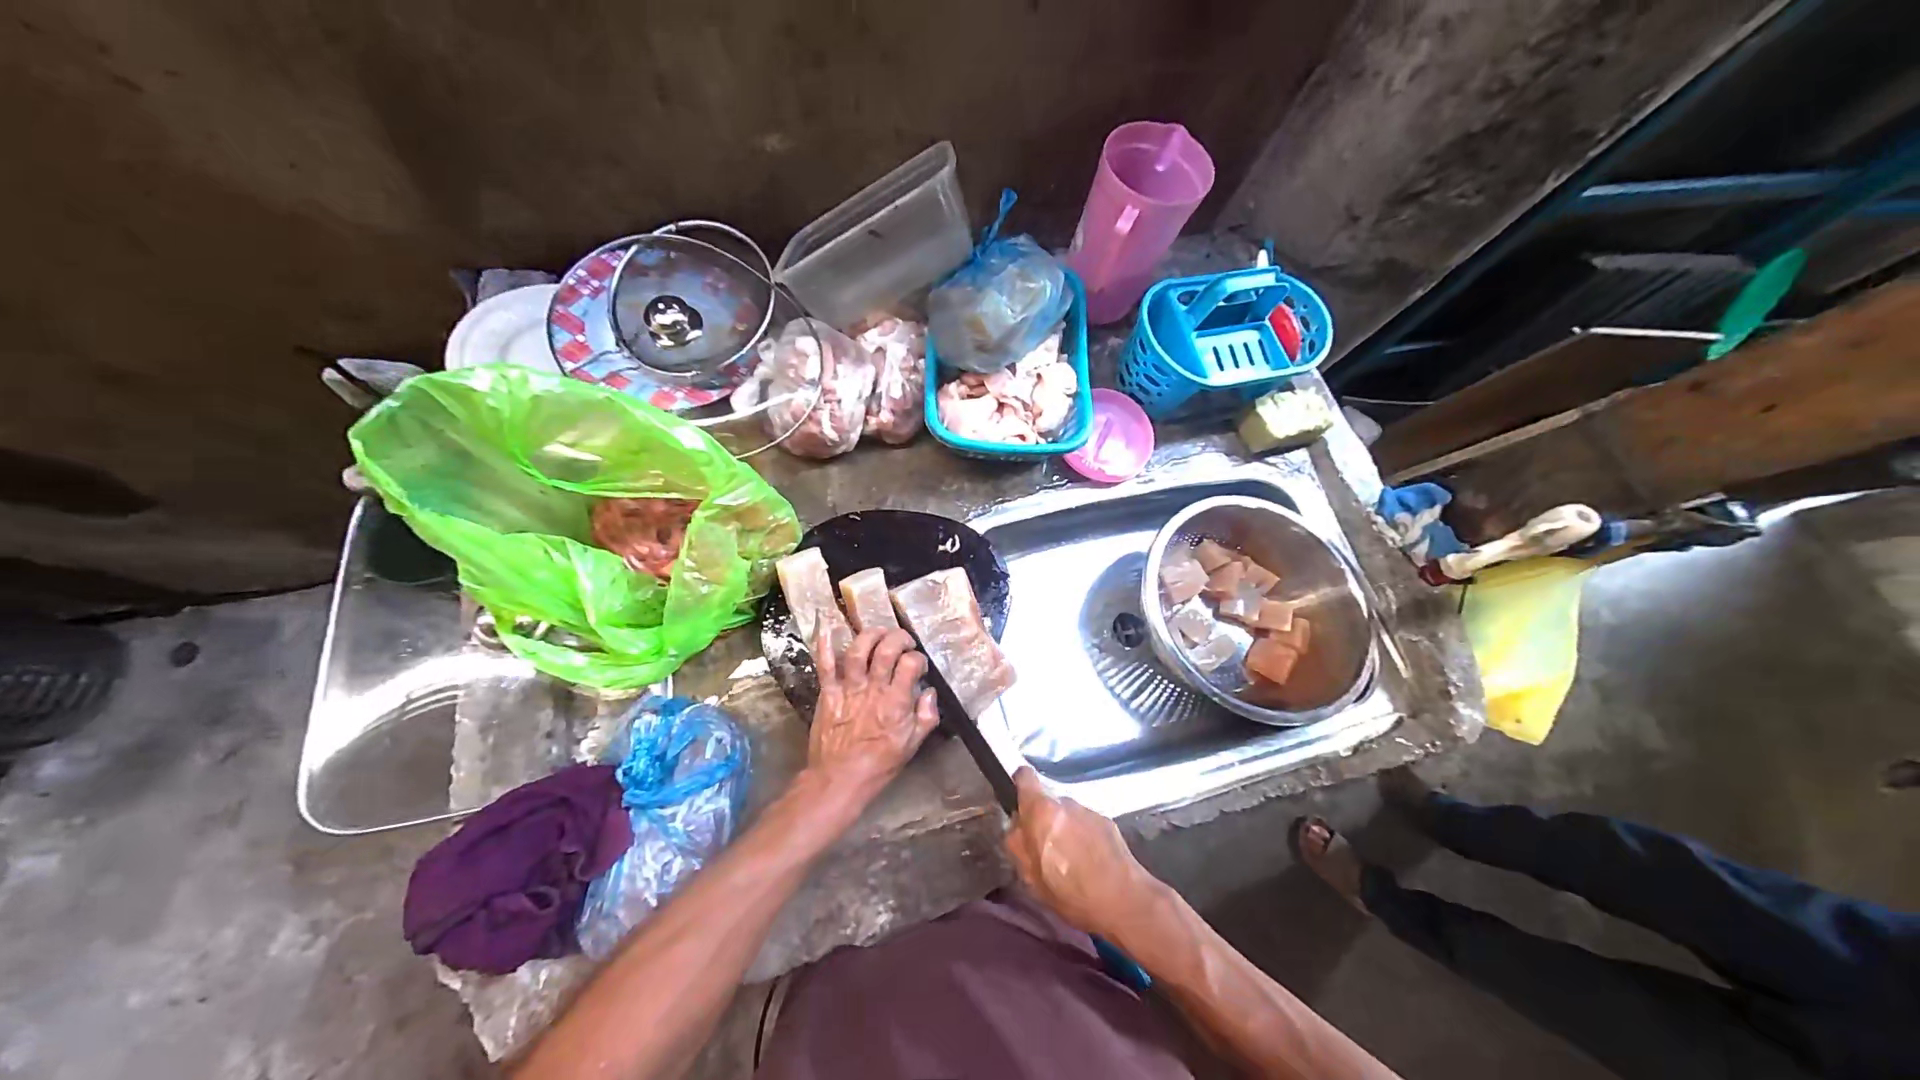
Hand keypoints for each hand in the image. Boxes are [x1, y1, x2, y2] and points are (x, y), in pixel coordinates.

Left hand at [807, 626, 938, 804]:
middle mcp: (873, 689)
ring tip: (879, 632)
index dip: (918, 658)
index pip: (911, 664)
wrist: (839, 779)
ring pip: (858, 651)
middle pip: (886, 650)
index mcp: (896, 702)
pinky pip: (825, 665)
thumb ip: (926, 717)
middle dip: (898, 637)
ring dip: (870, 635)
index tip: (918, 665)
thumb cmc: (878, 764)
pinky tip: (829, 629)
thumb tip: (929, 692)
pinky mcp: (828, 693)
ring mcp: (848, 689)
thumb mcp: (912, 745)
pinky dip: (825, 646)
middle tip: (903, 641)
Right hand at [1005, 767, 1168, 942]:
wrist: (1124, 900)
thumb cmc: (1070, 892)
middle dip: (1044, 820)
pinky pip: (1086, 825)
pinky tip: (1089, 862)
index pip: (1024, 777)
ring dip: (1065, 829)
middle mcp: (1065, 802)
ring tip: (1070, 860)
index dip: (1019, 786)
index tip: (1020, 805)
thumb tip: (1016, 827)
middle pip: (1047, 802)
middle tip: (1045, 848)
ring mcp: (1089, 811)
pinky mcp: (1108, 823)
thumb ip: (1017, 845)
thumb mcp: (1030, 877)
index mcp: (1041, 810)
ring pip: (1067, 815)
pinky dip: (1084, 837)